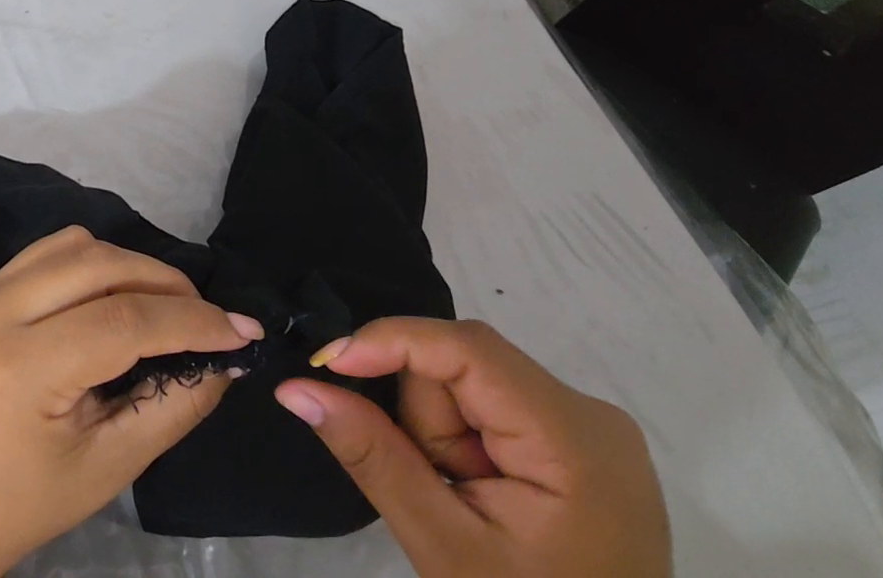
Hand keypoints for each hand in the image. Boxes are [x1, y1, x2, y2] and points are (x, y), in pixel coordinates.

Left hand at [0, 225, 262, 577]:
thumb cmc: (35, 494)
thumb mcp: (115, 462)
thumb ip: (175, 403)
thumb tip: (228, 356)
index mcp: (22, 369)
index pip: (122, 321)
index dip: (191, 320)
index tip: (243, 330)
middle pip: (100, 266)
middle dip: (167, 284)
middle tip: (210, 319)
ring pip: (76, 246)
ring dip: (132, 266)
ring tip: (169, 307)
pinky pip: (52, 251)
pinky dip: (97, 262)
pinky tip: (120, 296)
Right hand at [274, 317, 670, 577]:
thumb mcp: (440, 542)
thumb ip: (370, 454)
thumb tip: (295, 388)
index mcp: (571, 437)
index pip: (466, 347)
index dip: (389, 340)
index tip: (324, 365)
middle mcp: (588, 412)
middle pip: (463, 365)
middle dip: (424, 416)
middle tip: (438, 486)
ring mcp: (586, 426)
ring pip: (467, 383)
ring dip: (439, 432)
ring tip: (464, 498)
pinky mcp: (574, 440)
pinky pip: (486, 404)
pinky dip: (459, 439)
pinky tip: (478, 489)